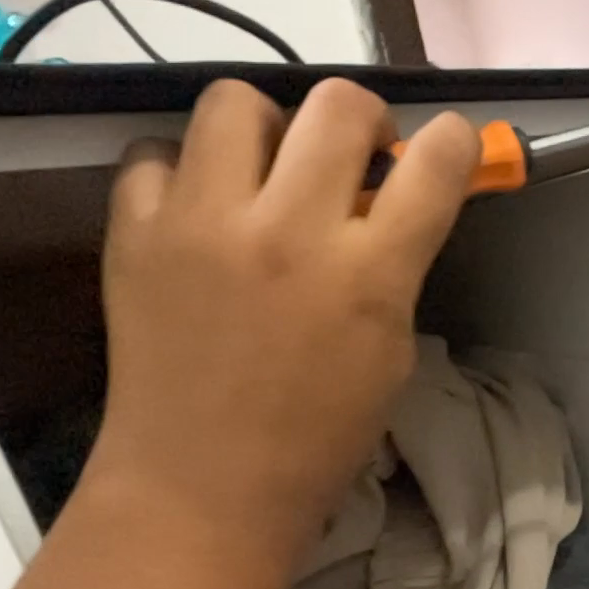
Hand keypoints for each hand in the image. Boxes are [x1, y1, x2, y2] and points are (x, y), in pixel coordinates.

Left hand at [84, 78, 480, 573]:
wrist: (206, 487)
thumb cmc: (319, 440)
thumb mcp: (388, 357)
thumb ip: (393, 274)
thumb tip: (385, 214)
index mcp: (367, 277)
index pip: (433, 166)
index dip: (454, 142)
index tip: (449, 146)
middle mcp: (288, 230)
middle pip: (338, 105)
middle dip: (364, 120)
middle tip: (357, 160)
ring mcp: (202, 223)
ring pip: (237, 101)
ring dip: (271, 130)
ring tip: (269, 177)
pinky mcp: (134, 231)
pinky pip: (160, 154)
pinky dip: (190, 174)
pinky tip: (203, 217)